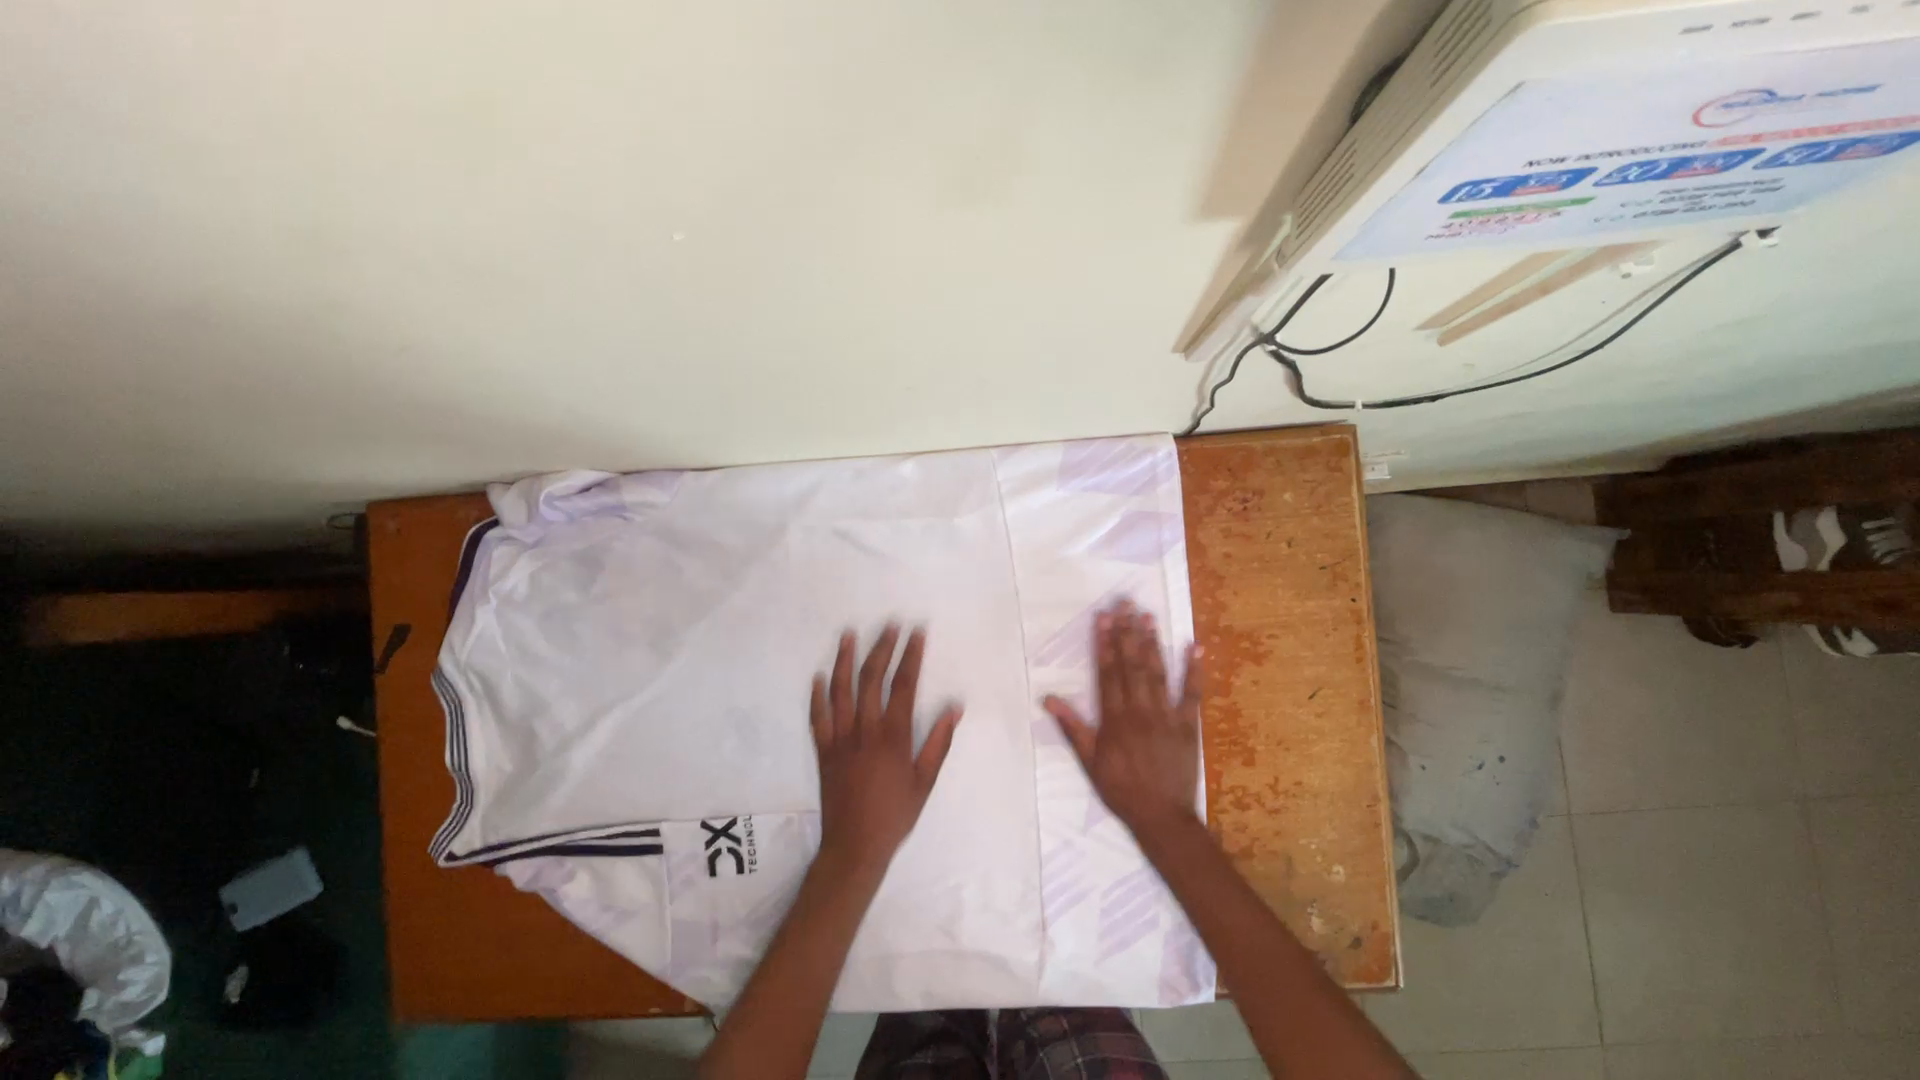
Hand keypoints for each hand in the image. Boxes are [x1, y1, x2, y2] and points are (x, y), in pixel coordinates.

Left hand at [812, 626, 962, 874]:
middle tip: (888, 625)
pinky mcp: (823, 750)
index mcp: (893, 738)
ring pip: (840, 691)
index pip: (903, 686)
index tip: (916, 634)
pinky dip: (817, 695)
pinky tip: (819, 676)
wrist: (855, 846)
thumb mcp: (925, 782)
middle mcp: (865, 732)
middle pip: (871, 680)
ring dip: (845, 660)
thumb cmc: (896, 815)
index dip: (910, 657)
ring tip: (848, 635)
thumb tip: (953, 709)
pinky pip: (818, 717)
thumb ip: (938, 743)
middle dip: (881, 648)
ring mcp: (840, 739)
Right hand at [1043, 600, 1204, 835]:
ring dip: (1152, 643)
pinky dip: (1194, 671)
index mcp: (1115, 719)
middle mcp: (1140, 711)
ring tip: (1148, 616)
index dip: (1105, 643)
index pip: (1108, 673)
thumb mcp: (1089, 761)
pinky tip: (1195, 648)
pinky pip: (1191, 695)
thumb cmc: (1120, 789)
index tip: (1104, 617)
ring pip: (1158, 673)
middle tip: (1126, 603)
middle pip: (1132, 665)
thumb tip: (1049, 699)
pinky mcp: (1188, 726)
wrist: (1160, 816)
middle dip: (1127, 632)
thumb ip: (1073, 728)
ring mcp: (1166, 716)